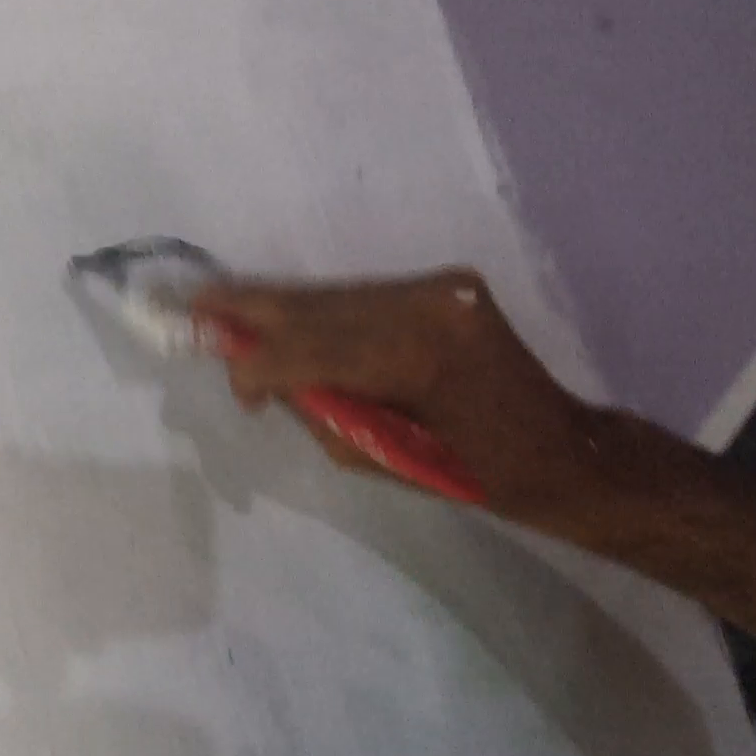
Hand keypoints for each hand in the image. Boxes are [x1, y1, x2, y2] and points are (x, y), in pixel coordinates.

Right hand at [193, 268, 612, 529]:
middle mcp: (422, 305)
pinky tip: (289, 320)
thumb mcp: (378, 455)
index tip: (235, 388)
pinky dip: (320, 312)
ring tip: (228, 310)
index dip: (256, 363)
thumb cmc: (472, 473)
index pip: (305, 350)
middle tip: (194, 303)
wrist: (561, 445)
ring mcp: (436, 286)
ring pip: (331, 295)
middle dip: (248, 307)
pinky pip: (359, 297)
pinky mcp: (442, 282)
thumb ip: (317, 408)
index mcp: (412, 358)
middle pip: (311, 305)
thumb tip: (266, 376)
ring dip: (280, 309)